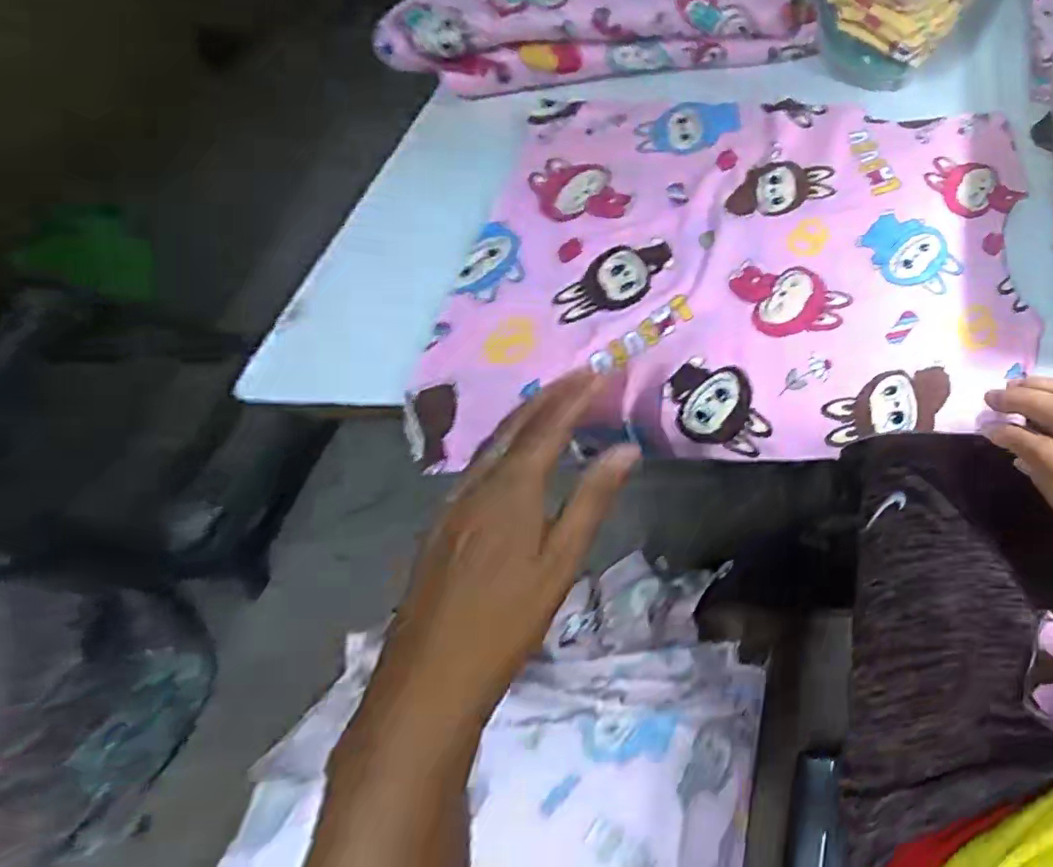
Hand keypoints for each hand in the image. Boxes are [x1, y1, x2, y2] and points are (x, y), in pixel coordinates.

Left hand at [370, 371, 638, 725]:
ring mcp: (450, 509)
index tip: (599, 371)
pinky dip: (504, 446)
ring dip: (524, 419)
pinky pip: (477, 469)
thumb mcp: (562, 561)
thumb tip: (626, 449)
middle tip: (579, 374)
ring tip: (552, 402)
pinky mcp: (441, 530)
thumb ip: (593, 500)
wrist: (426, 682)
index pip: (546, 430)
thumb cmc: (507, 622)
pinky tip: (513, 457)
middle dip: (548, 398)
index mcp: (508, 493)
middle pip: (513, 430)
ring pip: (491, 448)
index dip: (574, 399)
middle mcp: (474, 490)